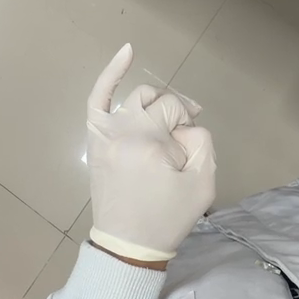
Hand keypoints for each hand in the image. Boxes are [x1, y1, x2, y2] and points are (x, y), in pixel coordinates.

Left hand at [84, 44, 215, 263]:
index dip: (188, 126)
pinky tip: (127, 51)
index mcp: (147, 142)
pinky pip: (99, 95)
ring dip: (156, 103)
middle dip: (176, 118)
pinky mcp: (95, 137)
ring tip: (169, 121)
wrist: (127, 246)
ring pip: (137, 97)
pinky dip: (112, 72)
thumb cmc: (166, 218)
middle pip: (159, 103)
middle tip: (183, 144)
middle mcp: (122, 130)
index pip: (176, 111)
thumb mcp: (201, 185)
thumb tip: (187, 126)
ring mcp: (104, 132)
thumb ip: (202, 144)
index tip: (189, 152)